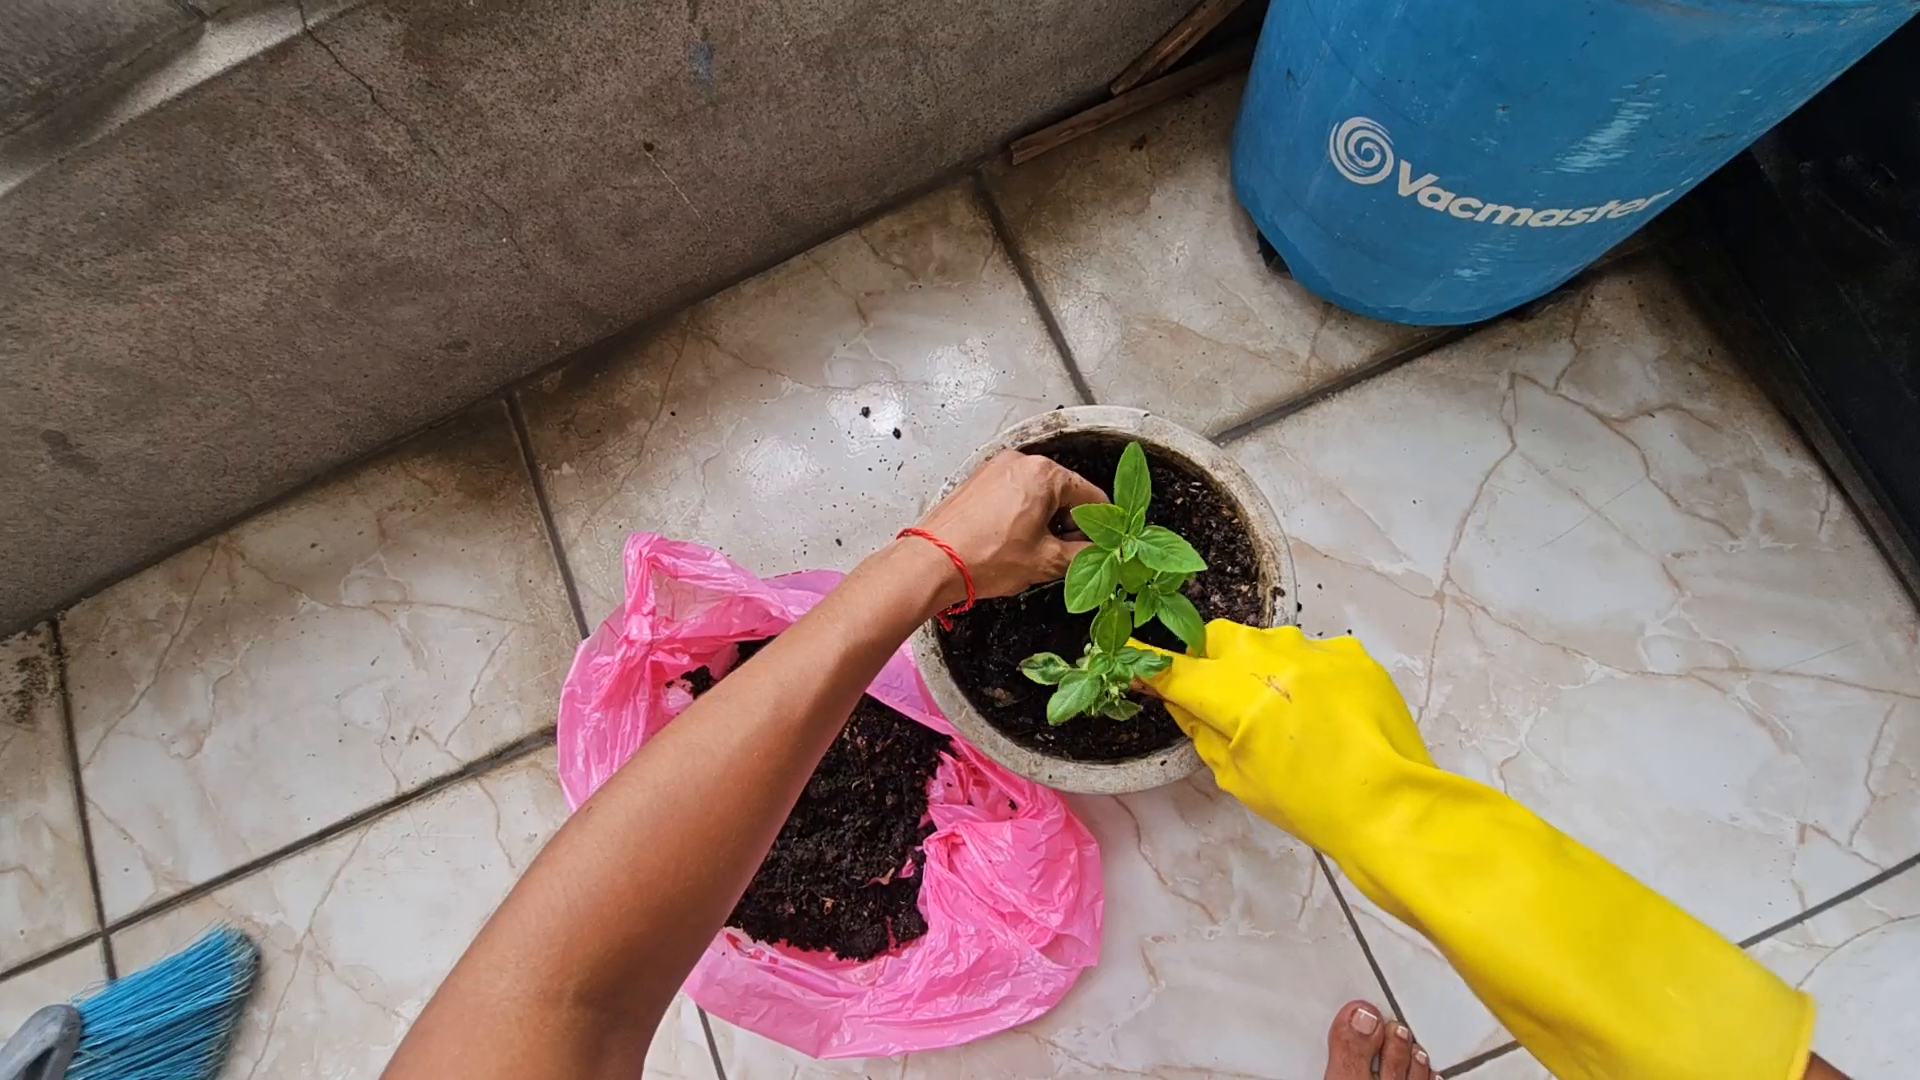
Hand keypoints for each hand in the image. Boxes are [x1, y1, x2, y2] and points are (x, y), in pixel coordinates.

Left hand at [912, 451, 1106, 601]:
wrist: (931, 563)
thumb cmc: (982, 557)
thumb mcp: (1045, 562)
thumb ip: (1083, 555)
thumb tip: (1097, 553)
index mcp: (1043, 474)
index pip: (1091, 496)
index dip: (1099, 526)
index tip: (1099, 545)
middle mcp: (1019, 463)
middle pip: (1063, 493)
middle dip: (1068, 524)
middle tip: (1064, 555)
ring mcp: (995, 470)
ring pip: (1037, 494)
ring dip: (1044, 521)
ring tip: (1033, 552)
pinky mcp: (978, 482)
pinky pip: (1012, 495)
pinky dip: (1020, 516)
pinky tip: (1012, 543)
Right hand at [1139, 621, 1430, 848]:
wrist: (1394, 808)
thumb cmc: (1307, 802)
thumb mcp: (1235, 775)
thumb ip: (1200, 727)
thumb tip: (1181, 699)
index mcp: (1232, 688)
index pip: (1170, 666)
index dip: (1146, 663)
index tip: (1129, 658)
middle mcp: (1267, 653)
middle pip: (1216, 638)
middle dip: (1209, 660)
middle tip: (1221, 697)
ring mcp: (1312, 648)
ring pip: (1265, 642)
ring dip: (1260, 666)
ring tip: (1284, 709)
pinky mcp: (1350, 652)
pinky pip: (1311, 653)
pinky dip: (1305, 673)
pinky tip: (1322, 709)